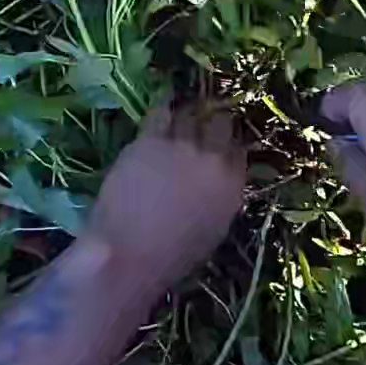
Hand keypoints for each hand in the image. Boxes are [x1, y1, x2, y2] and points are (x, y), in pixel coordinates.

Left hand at [88, 103, 247, 293]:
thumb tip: (214, 180)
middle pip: (219, 124)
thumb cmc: (170, 256)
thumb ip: (219, 197)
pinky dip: (162, 109)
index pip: (238, 151)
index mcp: (231, 187)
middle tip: (202, 123)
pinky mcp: (150, 139)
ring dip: (187, 114)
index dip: (227, 144)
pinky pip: (160, 113)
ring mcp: (181, 145)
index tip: (219, 143)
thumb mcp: (212, 230)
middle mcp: (212, 160)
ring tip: (180, 114)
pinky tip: (161, 108)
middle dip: (212, 121)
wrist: (127, 254)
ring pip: (190, 114)